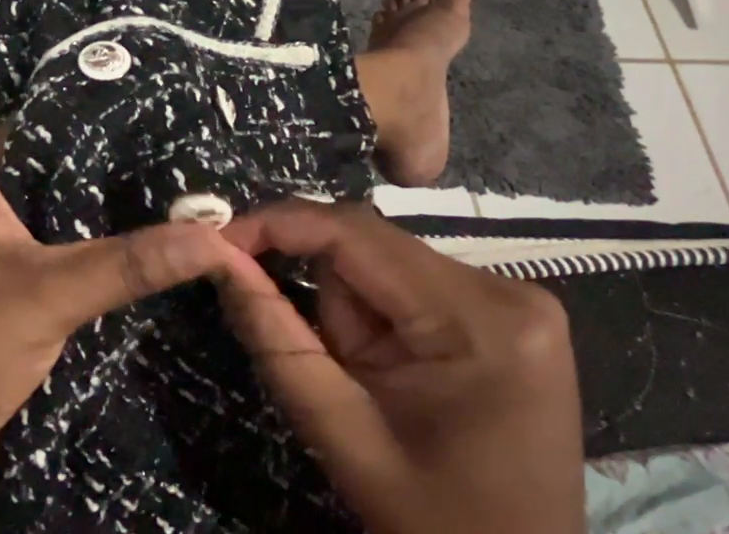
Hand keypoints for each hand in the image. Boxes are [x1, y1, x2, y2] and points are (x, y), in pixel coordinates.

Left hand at [0, 124, 235, 451]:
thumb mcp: (51, 294)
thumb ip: (128, 263)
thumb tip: (214, 237)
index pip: (40, 127)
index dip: (94, 115)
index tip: (157, 112)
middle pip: (59, 169)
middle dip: (116, 165)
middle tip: (185, 155)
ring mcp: (3, 244)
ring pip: (67, 210)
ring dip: (112, 208)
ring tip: (182, 191)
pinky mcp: (19, 279)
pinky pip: (68, 245)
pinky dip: (104, 243)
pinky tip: (150, 241)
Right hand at [216, 201, 584, 533]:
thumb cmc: (434, 521)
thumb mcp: (339, 431)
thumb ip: (275, 336)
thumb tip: (218, 257)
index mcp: (478, 319)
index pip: (354, 232)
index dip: (276, 224)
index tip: (214, 239)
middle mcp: (507, 289)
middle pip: (370, 244)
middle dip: (318, 285)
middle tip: (310, 350)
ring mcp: (514, 299)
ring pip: (384, 260)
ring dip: (347, 304)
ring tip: (361, 376)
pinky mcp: (507, 314)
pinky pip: (409, 283)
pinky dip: (375, 312)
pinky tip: (386, 367)